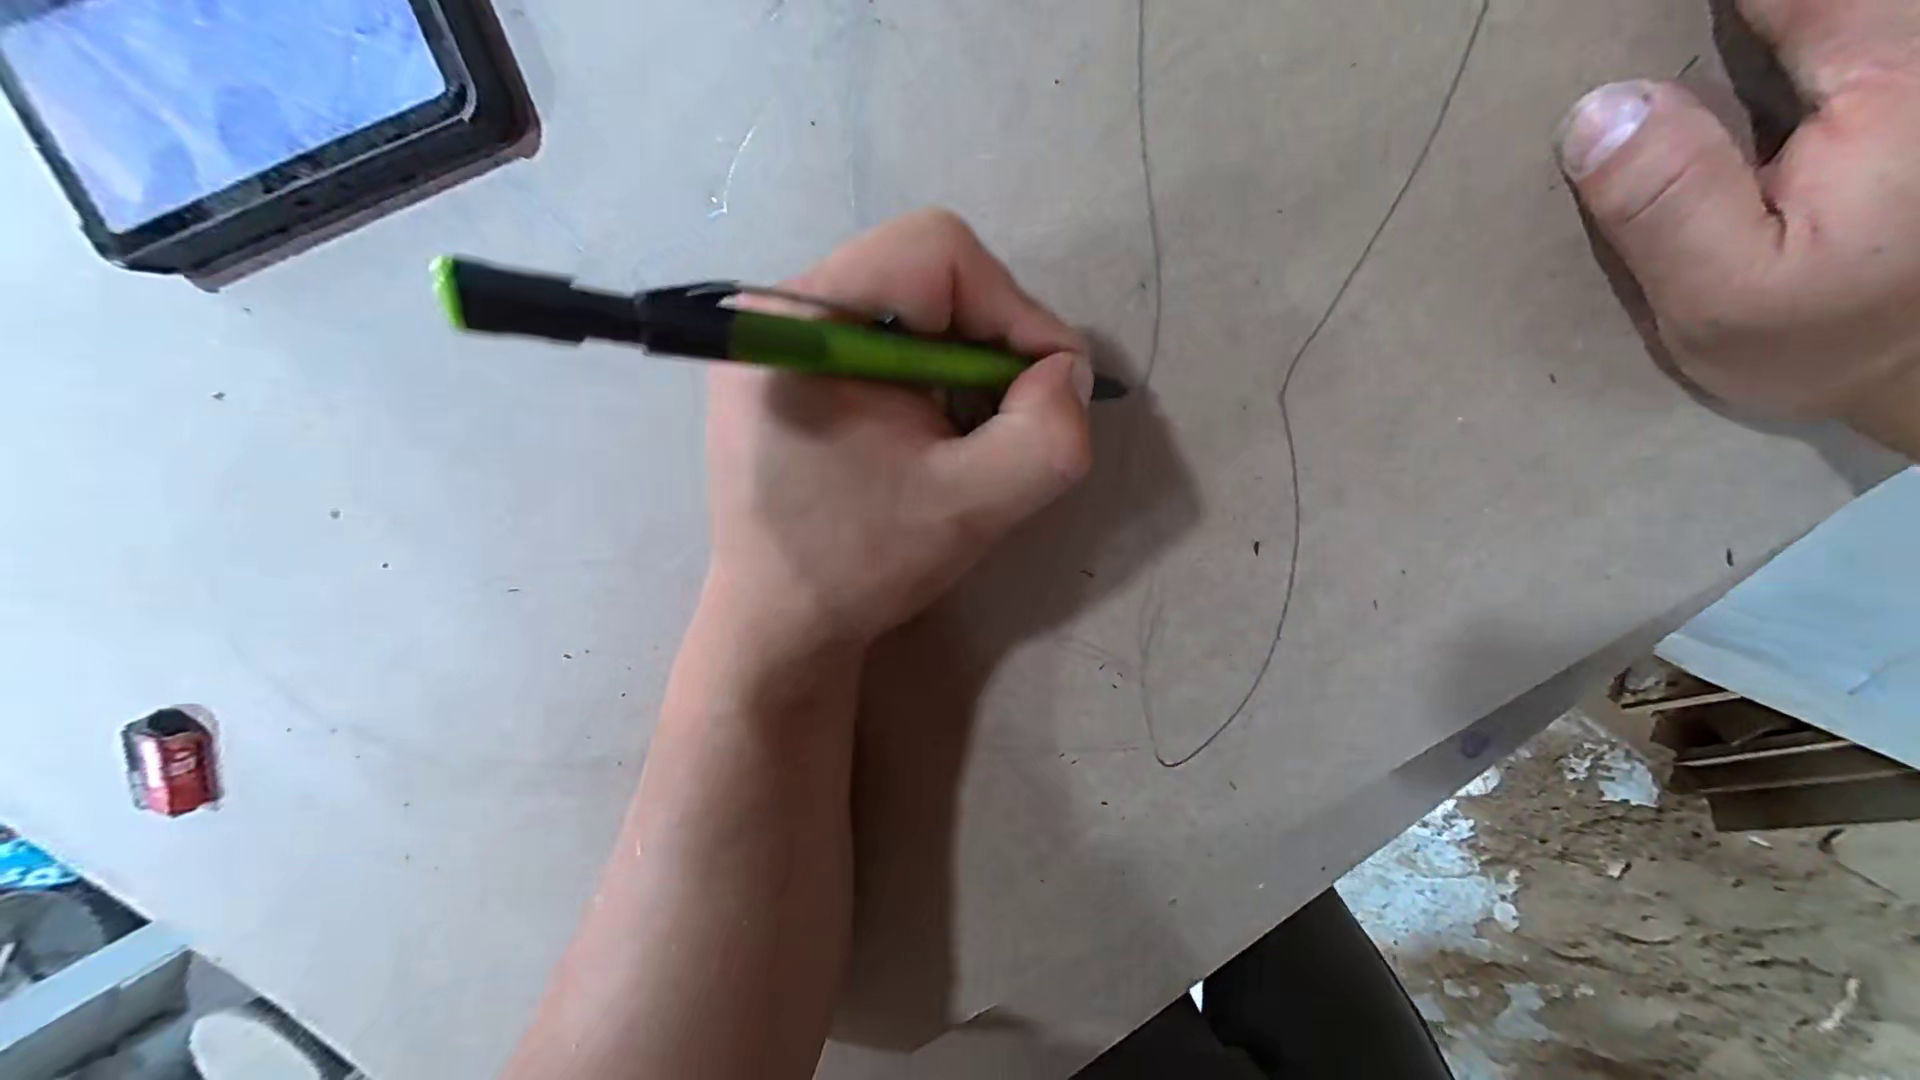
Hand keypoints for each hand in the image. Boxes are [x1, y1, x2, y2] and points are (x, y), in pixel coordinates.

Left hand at [701, 209, 1094, 657]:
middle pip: (927, 279)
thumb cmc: (858, 569)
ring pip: (915, 311)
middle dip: (991, 348)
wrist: (779, 623)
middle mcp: (783, 310)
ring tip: (964, 443)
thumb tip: (1067, 373)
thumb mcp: (970, 510)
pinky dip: (935, 385)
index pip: (937, 254)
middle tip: (1009, 424)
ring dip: (966, 371)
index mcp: (802, 321)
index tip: (1046, 386)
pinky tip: (930, 441)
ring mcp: (783, 339)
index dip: (1013, 310)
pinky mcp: (794, 369)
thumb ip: (1047, 439)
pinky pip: (890, 342)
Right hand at [1558, 0, 1919, 458]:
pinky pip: (1821, 50)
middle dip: (1719, 25)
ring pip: (1821, 28)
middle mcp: (1918, 56)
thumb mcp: (1724, 289)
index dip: (1698, 5)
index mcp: (1895, 80)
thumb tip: (1594, 109)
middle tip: (1622, 41)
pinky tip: (1706, 85)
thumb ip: (1667, 199)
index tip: (1608, 19)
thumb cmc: (1822, 339)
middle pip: (1807, 9)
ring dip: (1749, 39)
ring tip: (1661, 66)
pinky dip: (1770, 52)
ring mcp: (1904, 79)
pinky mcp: (1892, 107)